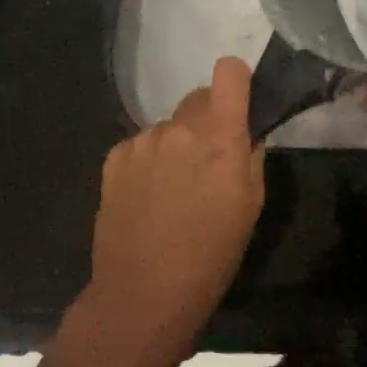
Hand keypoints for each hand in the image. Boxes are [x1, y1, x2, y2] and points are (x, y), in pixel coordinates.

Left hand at [41, 57, 265, 366]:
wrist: (142, 296)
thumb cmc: (211, 255)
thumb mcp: (251, 207)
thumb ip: (251, 157)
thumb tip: (246, 134)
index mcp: (220, 136)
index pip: (229, 71)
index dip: (236, 80)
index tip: (239, 103)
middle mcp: (180, 127)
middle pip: (199, 98)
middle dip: (208, 121)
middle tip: (208, 161)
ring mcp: (143, 141)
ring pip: (169, 125)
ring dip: (176, 144)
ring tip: (173, 189)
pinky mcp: (115, 157)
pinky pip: (141, 144)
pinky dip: (149, 160)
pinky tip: (147, 196)